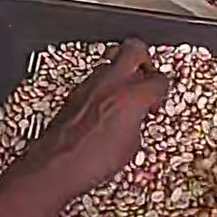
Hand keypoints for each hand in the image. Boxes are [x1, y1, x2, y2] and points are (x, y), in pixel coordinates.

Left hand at [7, 39, 169, 201]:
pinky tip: (107, 107)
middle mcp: (110, 83)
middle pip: (135, 49)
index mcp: (132, 96)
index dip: (162, 90)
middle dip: (145, 60)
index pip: (159, 79)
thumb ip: (139, 120)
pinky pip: (95, 79)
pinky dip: (104, 87)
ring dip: (122, 73)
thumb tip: (138, 115)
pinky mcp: (74, 93)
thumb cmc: (90, 161)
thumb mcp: (131, 145)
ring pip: (111, 61)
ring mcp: (90, 85)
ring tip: (125, 93)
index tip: (159, 98)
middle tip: (146, 76)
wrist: (55, 166)